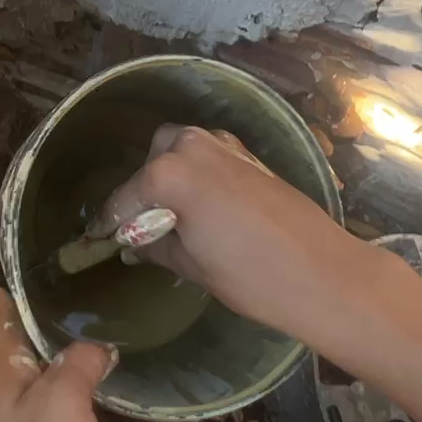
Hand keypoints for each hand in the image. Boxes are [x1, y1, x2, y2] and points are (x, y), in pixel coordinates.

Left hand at [0, 288, 198, 421]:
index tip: (11, 279)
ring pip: (99, 405)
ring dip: (130, 389)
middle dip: (86, 340)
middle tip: (117, 305)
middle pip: (59, 363)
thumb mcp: (58, 396)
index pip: (7, 329)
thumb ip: (80, 360)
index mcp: (12, 381)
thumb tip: (101, 347)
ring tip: (164, 358)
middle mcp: (33, 407)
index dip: (9, 303)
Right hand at [88, 124, 364, 337]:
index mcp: (169, 173)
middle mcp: (191, 146)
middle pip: (152, 160)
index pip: (125, 197)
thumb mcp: (193, 265)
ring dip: (170, 174)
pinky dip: (196, 172)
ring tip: (173, 215)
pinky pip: (207, 154)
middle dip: (144, 188)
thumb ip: (157, 245)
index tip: (98, 237)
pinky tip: (203, 205)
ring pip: (180, 149)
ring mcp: (223, 145)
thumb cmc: (251, 276)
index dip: (109, 221)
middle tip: (145, 225)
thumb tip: (135, 242)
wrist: (323, 272)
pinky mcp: (247, 154)